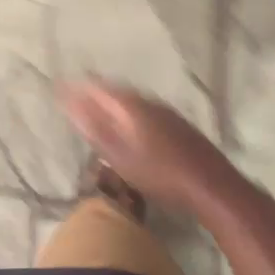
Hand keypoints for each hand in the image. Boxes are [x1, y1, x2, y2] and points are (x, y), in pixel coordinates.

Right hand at [58, 80, 241, 210]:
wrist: (212, 187)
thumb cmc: (160, 174)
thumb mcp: (120, 156)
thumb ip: (94, 129)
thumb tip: (70, 104)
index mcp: (130, 106)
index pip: (98, 87)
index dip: (78, 87)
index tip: (61, 88)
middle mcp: (148, 101)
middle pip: (116, 90)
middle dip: (96, 92)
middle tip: (79, 97)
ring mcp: (167, 112)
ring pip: (133, 100)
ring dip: (115, 103)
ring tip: (101, 111)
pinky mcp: (179, 125)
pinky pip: (146, 110)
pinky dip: (131, 113)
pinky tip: (132, 127)